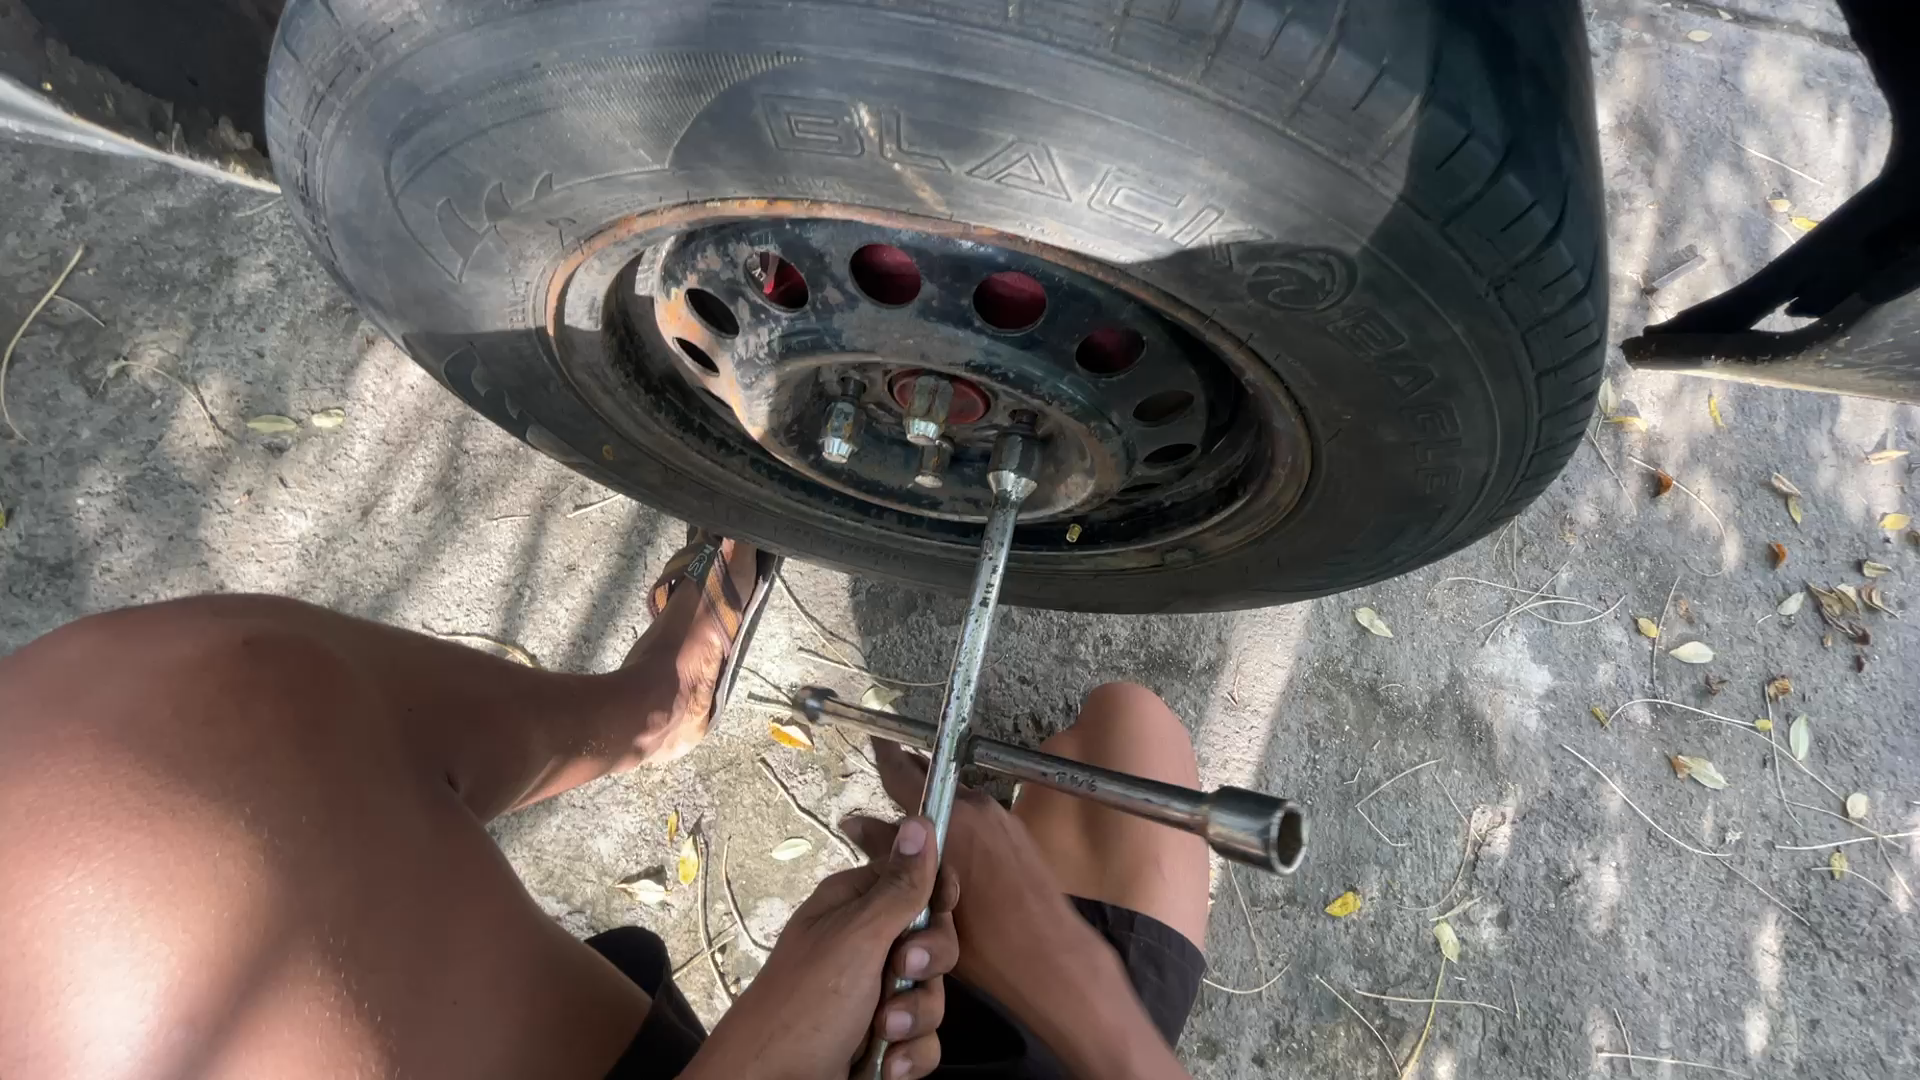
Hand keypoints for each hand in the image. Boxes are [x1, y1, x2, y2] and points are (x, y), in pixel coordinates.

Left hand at [683, 816, 958, 1079]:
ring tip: (885, 1033)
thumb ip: (900, 885)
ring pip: (933, 991)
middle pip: (934, 936)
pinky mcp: (884, 1042)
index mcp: (857, 904)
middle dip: (927, 962)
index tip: (942, 906)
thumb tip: (923, 818)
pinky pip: (925, 1038)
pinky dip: (911, 1055)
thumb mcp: (857, 936)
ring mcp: (876, 994)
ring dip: (916, 1016)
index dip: (936, 891)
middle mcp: (869, 943)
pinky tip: (890, 1067)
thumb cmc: (806, 1003)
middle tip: (902, 970)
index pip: (916, 878)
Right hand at [843, 745, 1193, 1079]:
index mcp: (951, 818)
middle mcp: (977, 805)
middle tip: (886, 769)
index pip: (906, 776)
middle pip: (934, 782)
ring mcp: (1000, 816)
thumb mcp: (922, 900)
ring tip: (911, 815)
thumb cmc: (982, 940)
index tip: (875, 740)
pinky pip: (976, 813)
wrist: (1050, 956)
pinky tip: (947, 842)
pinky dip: (956, 818)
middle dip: (909, 777)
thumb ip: (887, 855)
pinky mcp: (1015, 830)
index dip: (886, 757)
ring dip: (934, 803)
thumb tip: (853, 823)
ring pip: (956, 799)